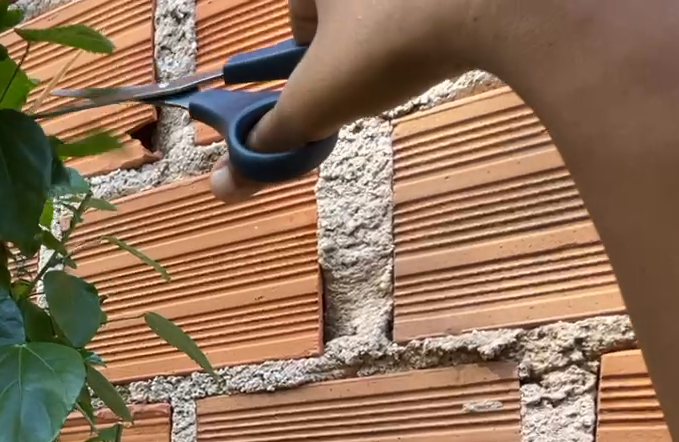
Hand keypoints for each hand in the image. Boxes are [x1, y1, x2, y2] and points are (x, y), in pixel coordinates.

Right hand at [212, 0, 528, 199]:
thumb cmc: (387, 42)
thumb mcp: (314, 104)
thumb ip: (266, 144)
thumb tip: (220, 187)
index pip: (300, 14)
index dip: (305, 55)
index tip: (324, 81)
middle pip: (346, 8)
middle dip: (352, 43)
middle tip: (369, 75)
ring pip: (394, 6)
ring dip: (398, 29)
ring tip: (418, 56)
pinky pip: (437, 4)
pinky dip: (442, 17)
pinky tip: (458, 34)